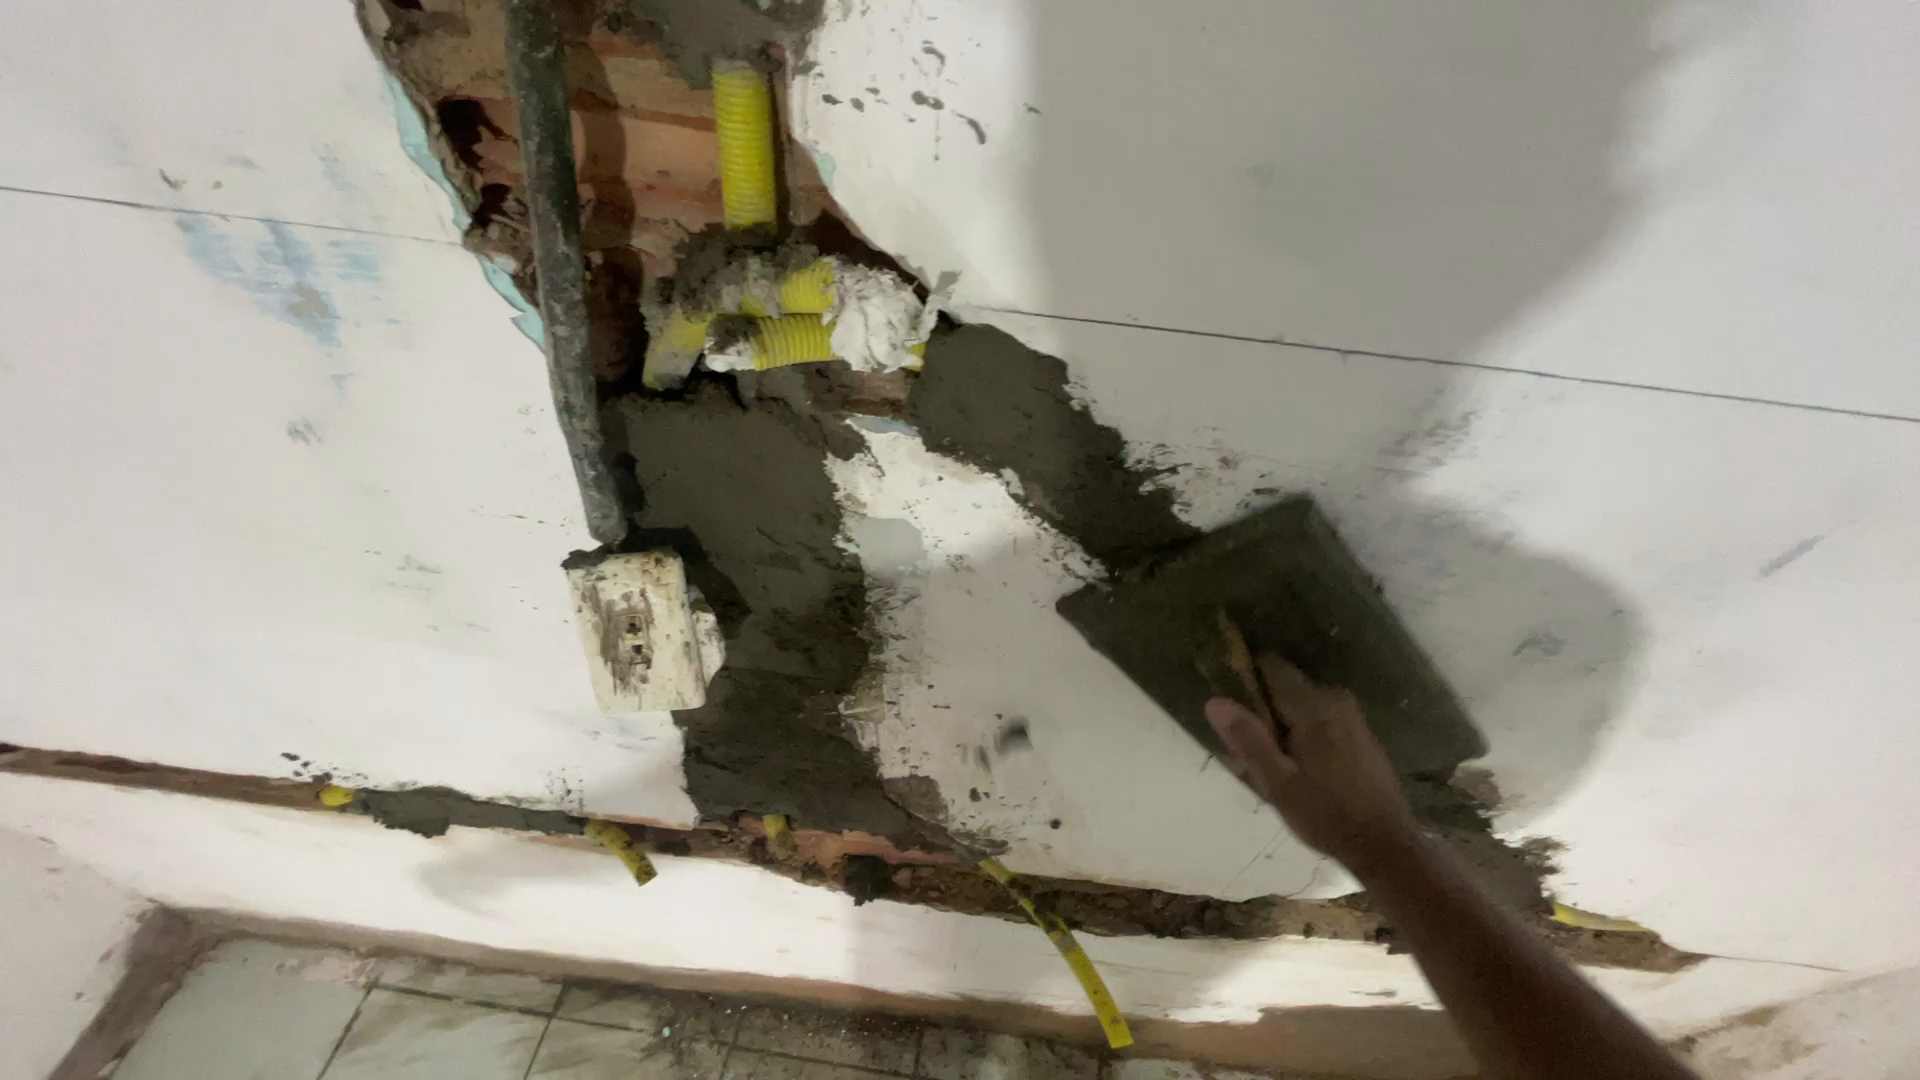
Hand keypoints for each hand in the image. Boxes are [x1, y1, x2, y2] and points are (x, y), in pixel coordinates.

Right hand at [1206, 656, 1420, 875]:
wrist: (1387, 848)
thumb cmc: (1327, 815)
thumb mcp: (1277, 783)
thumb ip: (1247, 739)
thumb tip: (1214, 701)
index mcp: (1314, 706)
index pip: (1270, 666)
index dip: (1244, 679)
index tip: (1229, 706)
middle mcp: (1335, 699)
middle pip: (1283, 687)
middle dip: (1260, 710)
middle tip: (1246, 750)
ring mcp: (1351, 716)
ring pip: (1299, 705)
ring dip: (1280, 725)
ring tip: (1269, 763)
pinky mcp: (1358, 733)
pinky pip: (1317, 718)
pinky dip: (1300, 733)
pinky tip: (1296, 767)